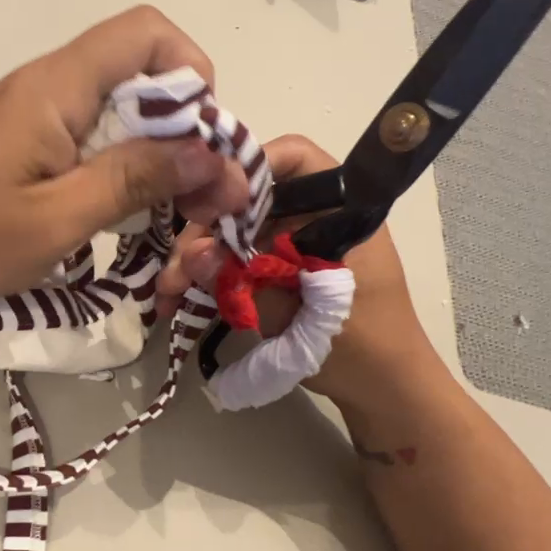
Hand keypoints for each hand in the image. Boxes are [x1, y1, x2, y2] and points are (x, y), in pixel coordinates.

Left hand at [0, 6, 250, 305]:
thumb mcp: (56, 220)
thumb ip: (133, 180)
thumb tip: (209, 151)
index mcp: (56, 87)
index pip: (147, 32)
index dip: (192, 73)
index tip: (201, 141)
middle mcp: (44, 83)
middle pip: (137, 69)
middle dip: (182, 124)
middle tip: (197, 195)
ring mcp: (24, 110)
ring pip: (112, 103)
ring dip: (149, 149)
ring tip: (163, 209)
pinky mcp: (11, 137)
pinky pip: (81, 129)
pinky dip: (112, 160)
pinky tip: (110, 206)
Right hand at [157, 134, 440, 413]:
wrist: (383, 392)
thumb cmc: (360, 351)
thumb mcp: (299, 319)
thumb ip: (246, 284)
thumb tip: (192, 254)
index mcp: (339, 212)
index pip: (293, 158)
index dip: (245, 168)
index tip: (202, 204)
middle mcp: (314, 216)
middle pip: (248, 199)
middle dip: (204, 230)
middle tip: (173, 270)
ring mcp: (294, 241)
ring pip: (235, 230)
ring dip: (198, 257)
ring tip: (167, 294)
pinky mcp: (280, 266)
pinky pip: (238, 256)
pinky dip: (210, 274)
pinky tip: (179, 299)